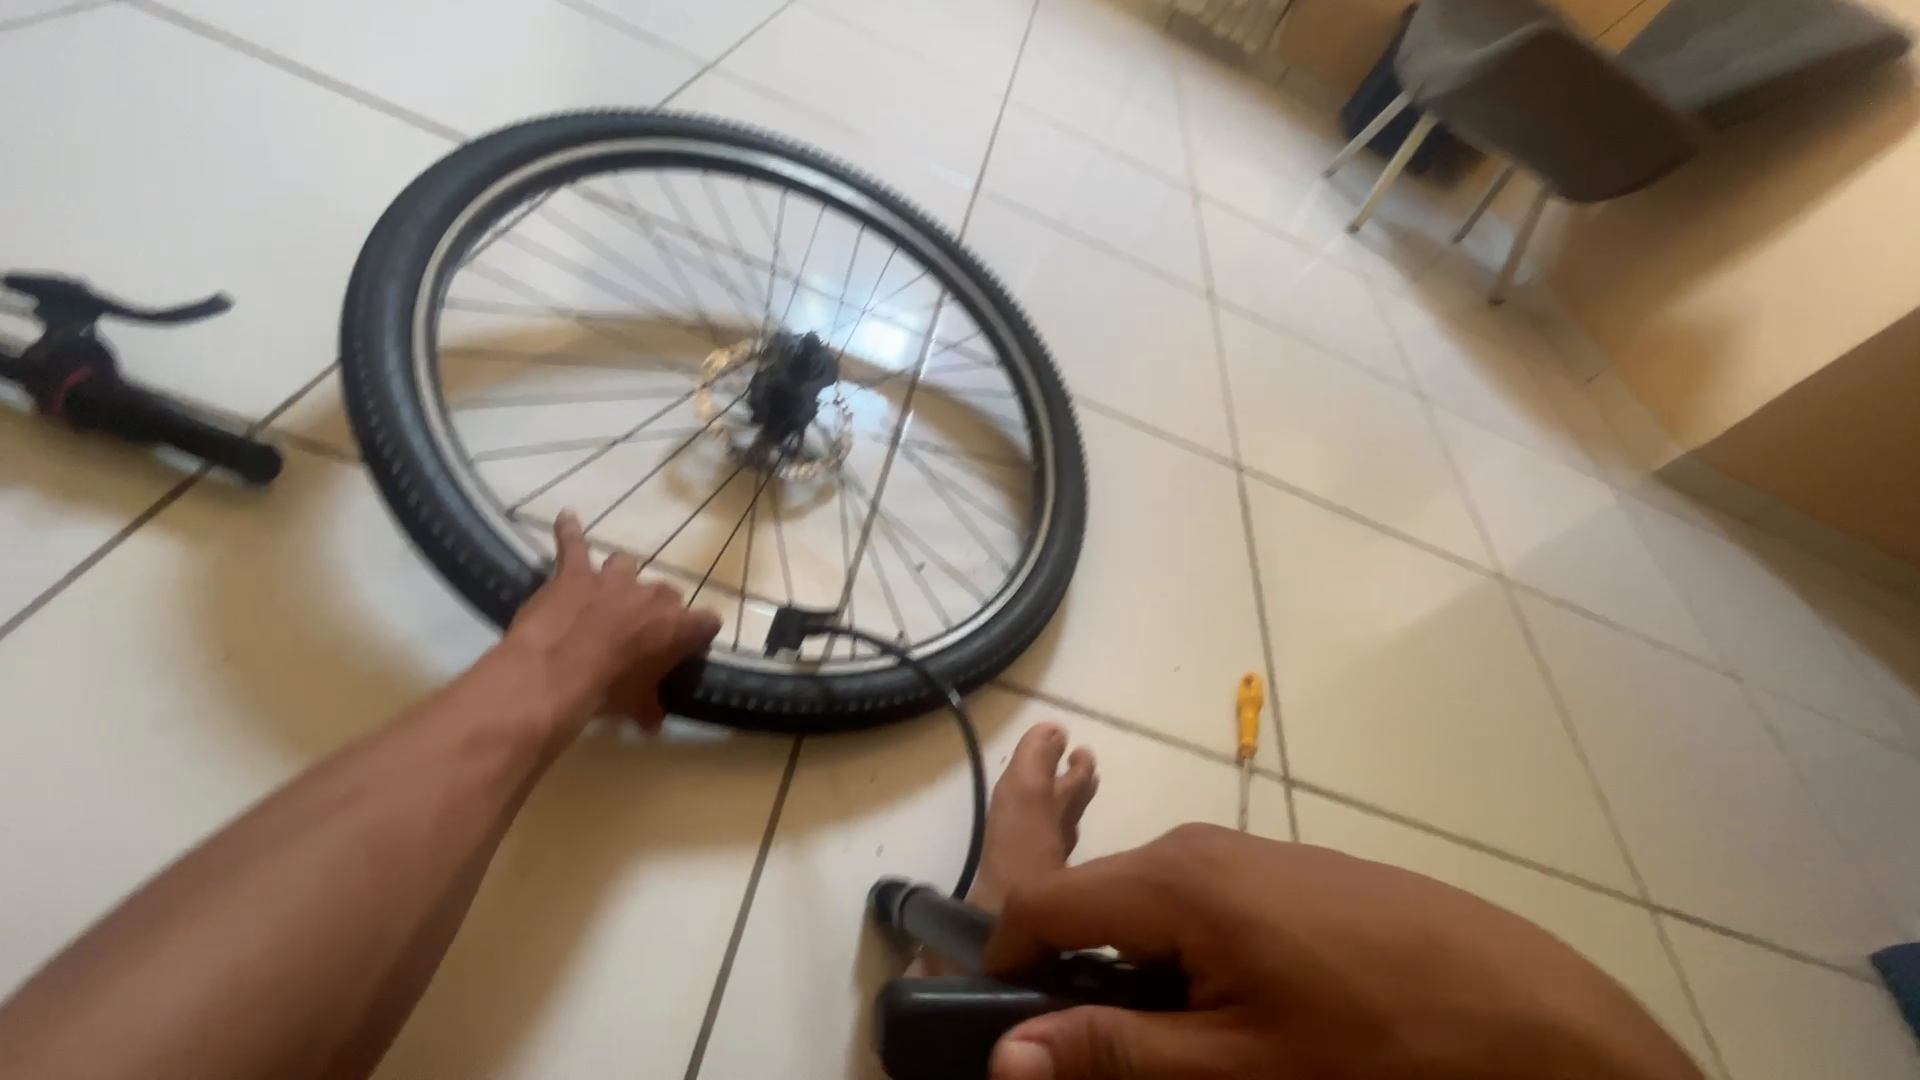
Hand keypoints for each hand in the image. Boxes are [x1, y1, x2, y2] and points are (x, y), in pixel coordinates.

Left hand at [493, 511, 721, 739]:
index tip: (688, 647)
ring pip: (628, 564)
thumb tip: (652, 725)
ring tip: (614, 586)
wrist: (558, 670)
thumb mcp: (636, 706)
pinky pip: (574, 544)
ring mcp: (615, 579)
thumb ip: (648, 709)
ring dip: (623, 575)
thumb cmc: (608, 689)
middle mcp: (655, 595)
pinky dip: (569, 531)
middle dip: (658, 609)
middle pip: (668, 594)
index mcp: (680, 625)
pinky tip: (566, 516)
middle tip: (641, 631)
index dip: (697, 635)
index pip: (706, 623)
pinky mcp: (576, 572)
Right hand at [984, 825, 1703, 1079]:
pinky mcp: (1279, 868)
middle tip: (1098, 1055)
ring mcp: (1240, 851)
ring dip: (1132, 967)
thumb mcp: (1235, 1067)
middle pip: (1093, 901)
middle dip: (1073, 971)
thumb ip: (1113, 1051)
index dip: (1010, 962)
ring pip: (1145, 903)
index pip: (1044, 901)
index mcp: (1170, 880)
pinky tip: (1234, 1009)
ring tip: (1172, 1043)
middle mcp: (1193, 846)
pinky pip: (1196, 902)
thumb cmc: (1375, 1046)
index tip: (1009, 1031)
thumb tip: (1006, 1054)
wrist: (1532, 1015)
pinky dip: (1183, 953)